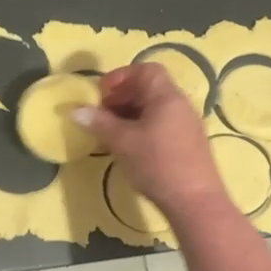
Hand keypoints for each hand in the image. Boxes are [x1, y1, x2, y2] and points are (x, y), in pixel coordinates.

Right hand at [77, 63, 226, 217]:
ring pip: (155, 107)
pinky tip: (129, 145)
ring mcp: (187, 124)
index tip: (101, 95)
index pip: (145, 70)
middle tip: (101, 114)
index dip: (120, 77)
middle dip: (122, 96)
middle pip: (149, 87)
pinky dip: (142, 125)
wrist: (194, 201)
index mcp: (167, 97)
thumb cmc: (157, 164)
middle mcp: (180, 104)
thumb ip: (99, 122)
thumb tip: (76, 110)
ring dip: (130, 112)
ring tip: (111, 131)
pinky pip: (162, 122)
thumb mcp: (122, 142)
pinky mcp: (188, 142)